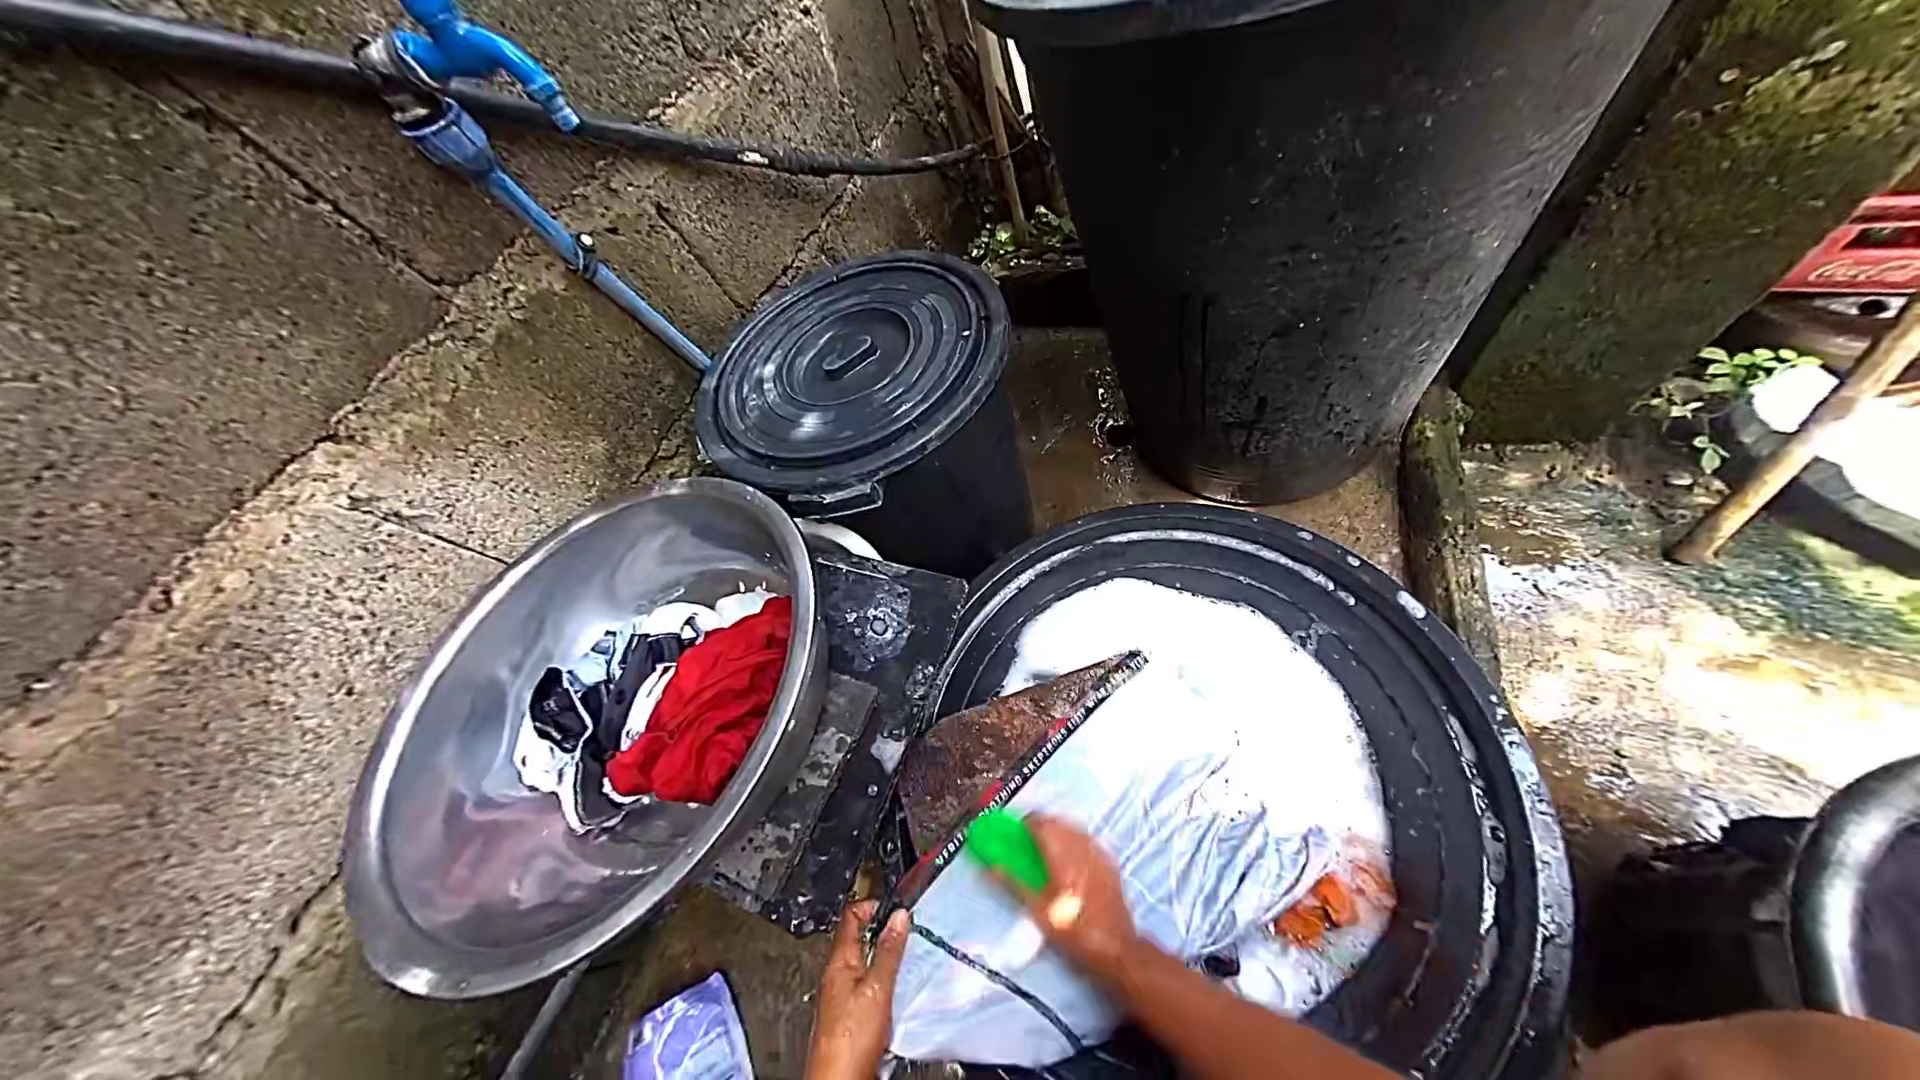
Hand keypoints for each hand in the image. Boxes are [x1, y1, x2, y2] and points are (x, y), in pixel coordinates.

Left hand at [806, 900, 909, 1079]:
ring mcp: (840, 996)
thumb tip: (898, 918)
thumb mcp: (877, 988)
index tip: (893, 908)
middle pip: (858, 938)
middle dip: (882, 932)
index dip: (872, 906)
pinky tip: (892, 992)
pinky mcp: (848, 1015)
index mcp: (839, 961)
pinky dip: (881, 981)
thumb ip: (888, 951)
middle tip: (903, 932)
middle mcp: (836, 975)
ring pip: (863, 962)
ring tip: (901, 960)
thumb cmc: (849, 1041)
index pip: (851, 915)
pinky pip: (865, 985)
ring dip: (883, 957)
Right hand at [1012, 814, 1138, 976]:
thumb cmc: (1073, 932)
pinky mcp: (1109, 862)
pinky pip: (1086, 839)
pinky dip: (1073, 840)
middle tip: (1026, 844)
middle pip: (1056, 821)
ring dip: (1056, 831)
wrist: (1116, 950)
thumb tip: (989, 866)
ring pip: (1072, 827)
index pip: (1039, 821)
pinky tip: (1069, 859)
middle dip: (1039, 826)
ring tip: (1045, 851)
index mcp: (1062, 854)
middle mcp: (1081, 846)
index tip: (1013, 834)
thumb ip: (1012, 883)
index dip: (1023, 823)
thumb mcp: (1037, 911)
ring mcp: (1098, 852)